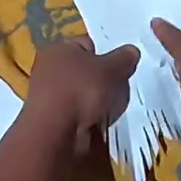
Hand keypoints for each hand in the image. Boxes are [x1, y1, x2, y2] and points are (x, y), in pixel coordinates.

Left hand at [23, 36, 137, 150]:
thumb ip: (124, 58)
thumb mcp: (112, 69)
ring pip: (84, 94)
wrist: (57, 136)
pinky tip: (100, 123)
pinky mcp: (53, 121)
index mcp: (58, 49)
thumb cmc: (82, 91)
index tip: (120, 67)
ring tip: (111, 108)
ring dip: (99, 101)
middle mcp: (48, 70)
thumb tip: (132, 51)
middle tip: (119, 88)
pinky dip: (91, 118)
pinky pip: (80, 114)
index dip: (107, 54)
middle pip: (87, 71)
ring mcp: (48, 97)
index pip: (88, 44)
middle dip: (104, 80)